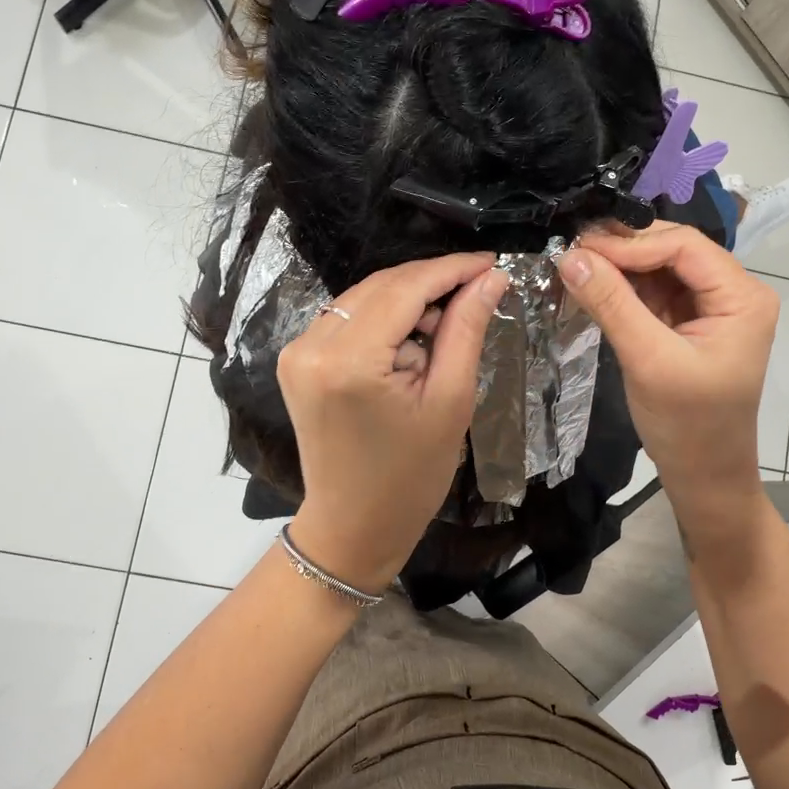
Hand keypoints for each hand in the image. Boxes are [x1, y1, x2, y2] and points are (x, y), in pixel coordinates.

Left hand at [278, 253, 508, 592]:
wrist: (353, 526)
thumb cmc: (411, 477)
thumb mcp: (450, 403)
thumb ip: (466, 331)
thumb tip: (491, 278)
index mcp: (349, 360)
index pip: (405, 287)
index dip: (452, 269)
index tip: (492, 262)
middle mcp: (312, 345)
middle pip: (381, 286)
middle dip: (431, 285)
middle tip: (477, 296)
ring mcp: (297, 352)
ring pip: (363, 298)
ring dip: (407, 303)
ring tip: (444, 333)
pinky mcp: (296, 361)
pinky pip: (346, 320)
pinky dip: (382, 321)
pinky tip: (410, 346)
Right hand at [557, 224, 779, 514]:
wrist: (705, 476)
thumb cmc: (688, 424)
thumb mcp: (649, 361)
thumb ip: (612, 304)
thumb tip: (569, 256)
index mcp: (742, 297)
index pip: (684, 245)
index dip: (631, 241)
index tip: (579, 249)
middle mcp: (732, 293)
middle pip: (673, 250)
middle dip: (623, 249)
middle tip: (571, 251)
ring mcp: (710, 308)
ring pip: (660, 269)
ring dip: (618, 267)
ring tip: (573, 265)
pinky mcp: (688, 324)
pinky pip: (653, 293)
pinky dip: (622, 288)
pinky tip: (591, 285)